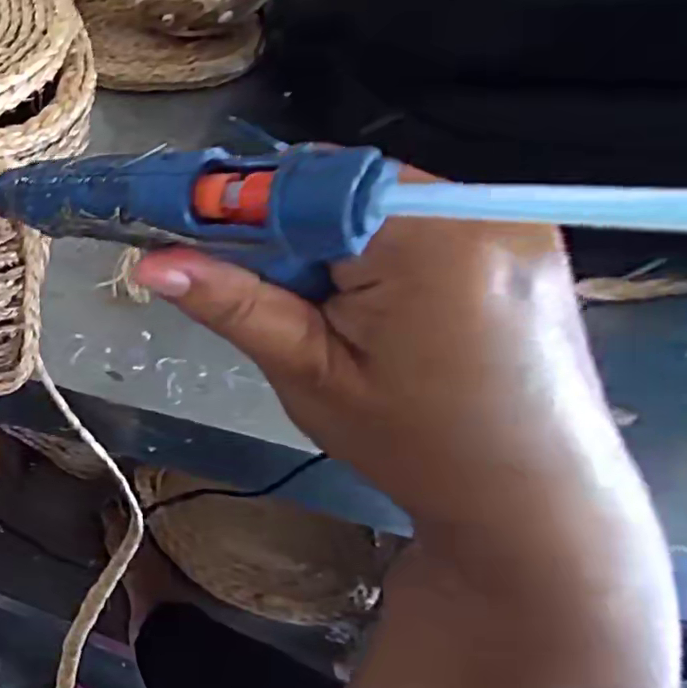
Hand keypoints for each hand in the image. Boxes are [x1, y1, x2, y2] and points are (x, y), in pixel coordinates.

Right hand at [131, 176, 636, 531]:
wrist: (536, 503)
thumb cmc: (414, 444)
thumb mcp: (304, 371)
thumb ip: (231, 303)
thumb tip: (150, 264)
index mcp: (433, 242)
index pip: (307, 185)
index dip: (238, 205)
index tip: (189, 241)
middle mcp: (483, 211)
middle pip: (338, 184)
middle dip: (279, 226)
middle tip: (253, 287)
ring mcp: (509, 222)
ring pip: (367, 198)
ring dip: (318, 236)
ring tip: (308, 303)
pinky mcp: (516, 240)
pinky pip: (409, 215)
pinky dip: (362, 243)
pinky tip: (357, 299)